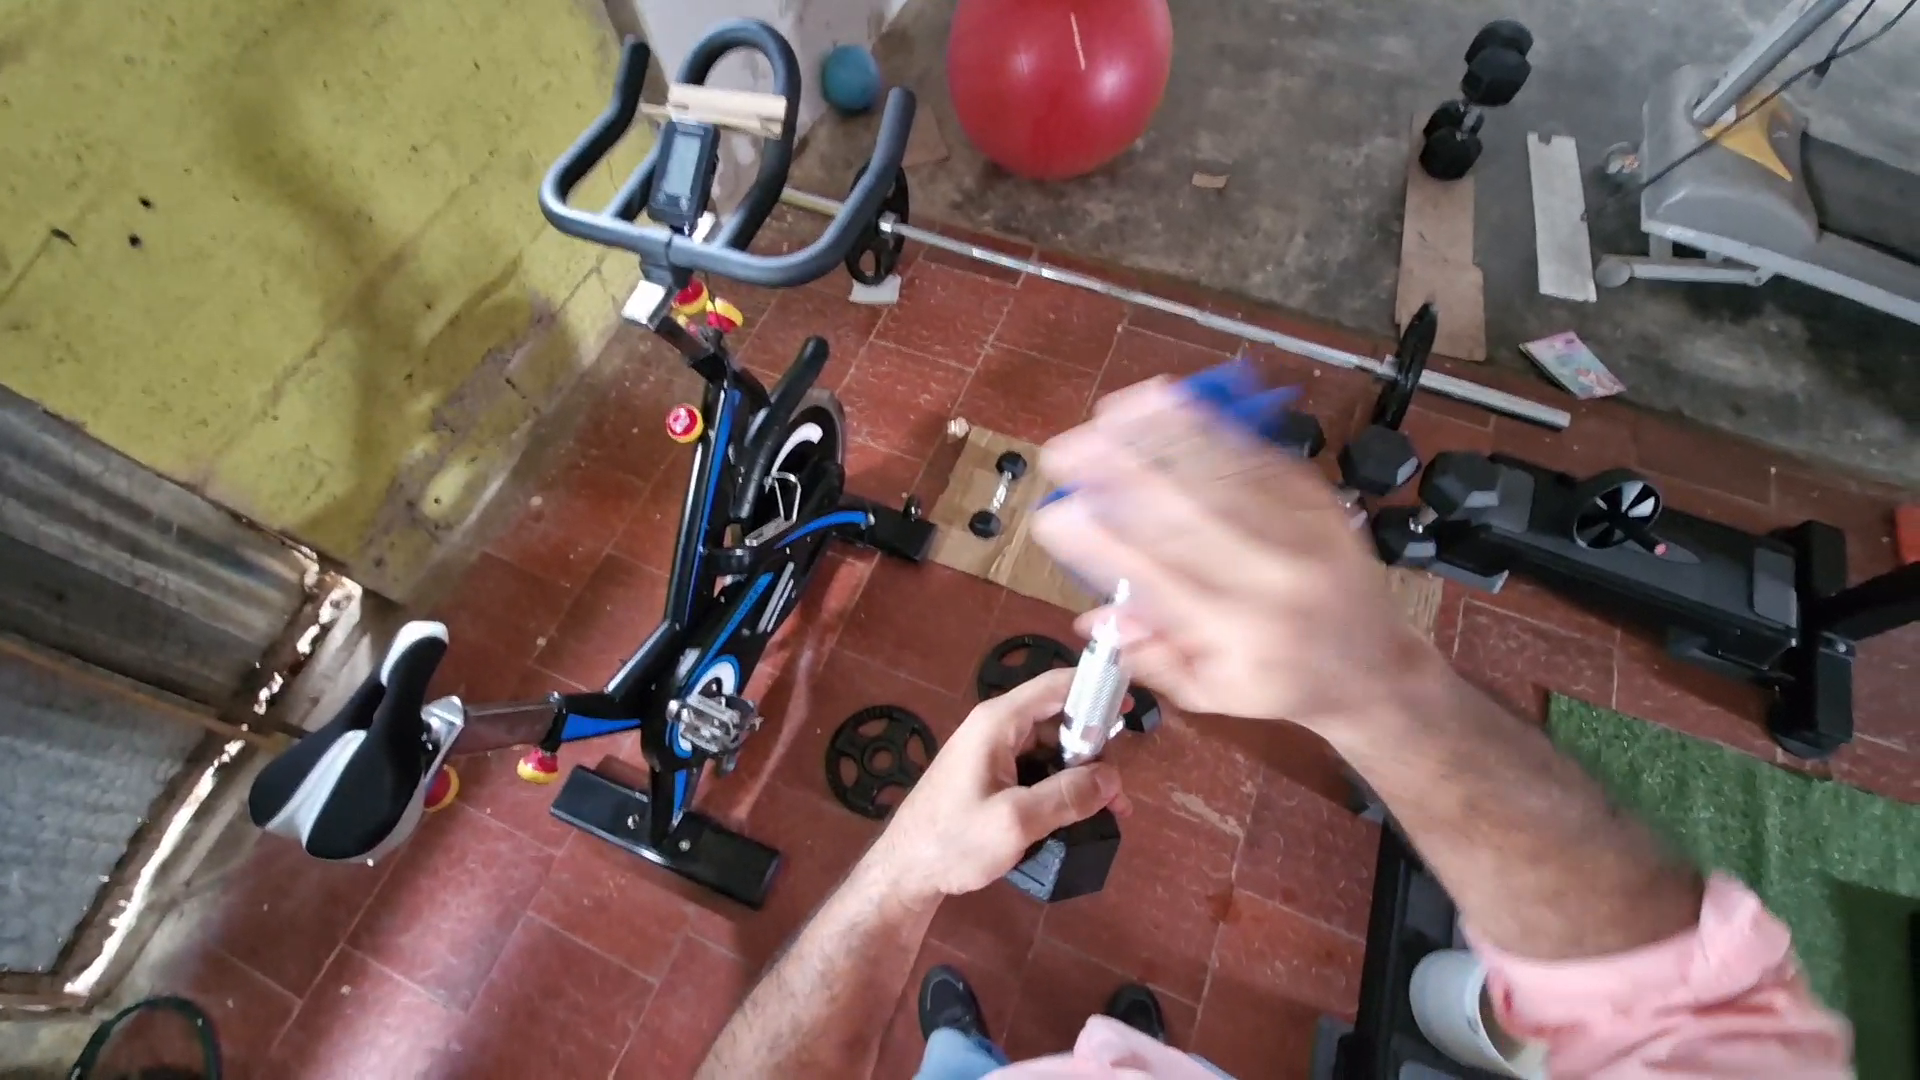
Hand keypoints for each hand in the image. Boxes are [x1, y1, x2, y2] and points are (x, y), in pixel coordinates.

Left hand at [867, 670, 1128, 902]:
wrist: (904, 871)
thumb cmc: (952, 842)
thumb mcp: (1015, 822)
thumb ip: (1066, 796)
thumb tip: (1112, 777)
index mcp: (998, 721)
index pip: (1055, 685)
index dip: (1095, 689)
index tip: (1132, 707)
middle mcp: (996, 726)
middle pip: (1058, 718)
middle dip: (1094, 747)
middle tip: (1119, 790)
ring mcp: (992, 750)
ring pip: (1051, 746)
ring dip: (1081, 773)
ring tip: (1110, 810)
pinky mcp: (992, 774)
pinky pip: (1037, 767)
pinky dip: (1061, 785)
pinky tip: (1080, 814)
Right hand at [1030, 377, 1441, 737]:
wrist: (1376, 669)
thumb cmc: (1283, 684)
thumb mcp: (1211, 693)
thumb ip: (1151, 656)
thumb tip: (1094, 616)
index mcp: (1237, 632)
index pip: (1155, 579)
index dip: (1100, 545)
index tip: (1057, 517)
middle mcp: (1270, 579)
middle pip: (1186, 516)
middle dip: (1120, 475)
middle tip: (1070, 449)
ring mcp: (1301, 535)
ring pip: (1223, 476)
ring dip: (1163, 437)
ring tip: (1115, 410)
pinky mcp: (1320, 504)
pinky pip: (1260, 459)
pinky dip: (1213, 428)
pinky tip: (1175, 404)